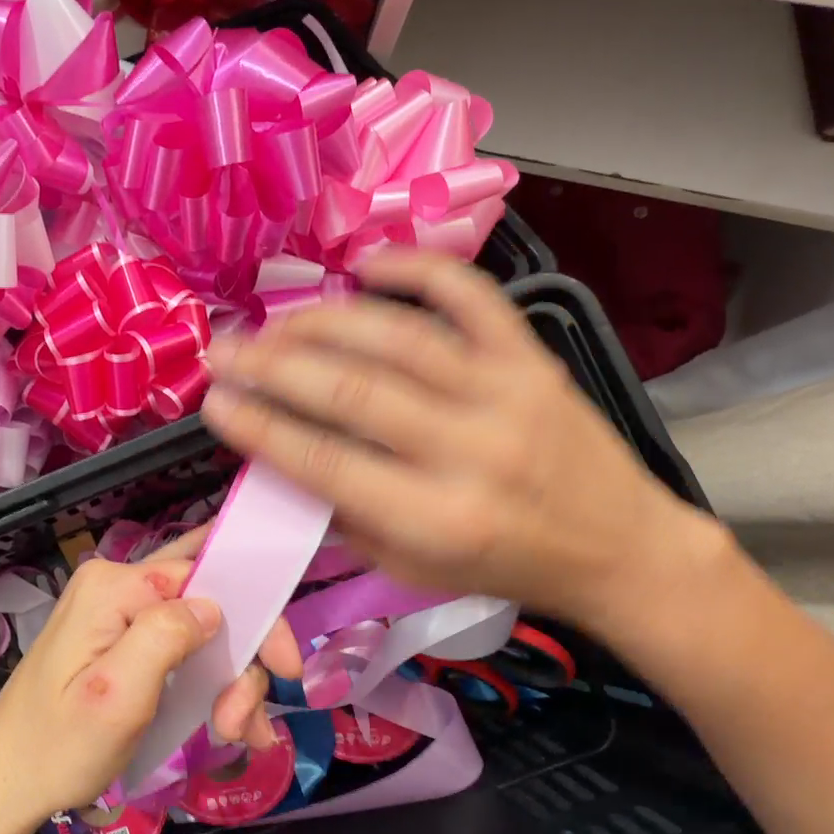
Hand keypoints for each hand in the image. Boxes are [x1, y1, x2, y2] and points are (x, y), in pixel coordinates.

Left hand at [0, 545, 302, 833]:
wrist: (9, 784)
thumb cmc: (59, 747)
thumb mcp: (116, 697)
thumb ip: (164, 637)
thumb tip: (213, 605)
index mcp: (112, 586)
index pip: (205, 575)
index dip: (254, 616)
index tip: (283, 671)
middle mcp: (116, 585)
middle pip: (208, 599)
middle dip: (239, 659)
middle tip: (245, 724)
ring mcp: (117, 612)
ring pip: (201, 627)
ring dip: (228, 679)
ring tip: (236, 735)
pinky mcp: (120, 640)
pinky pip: (180, 646)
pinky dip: (208, 682)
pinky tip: (226, 724)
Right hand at [200, 253, 723, 630]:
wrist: (619, 548)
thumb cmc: (501, 565)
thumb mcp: (409, 569)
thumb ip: (341, 516)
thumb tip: (276, 456)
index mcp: (436, 519)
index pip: (325, 463)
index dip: (259, 427)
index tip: (214, 402)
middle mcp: (470, 451)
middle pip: (352, 392)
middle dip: (273, 367)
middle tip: (223, 353)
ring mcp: (505, 394)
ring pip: (398, 340)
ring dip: (322, 323)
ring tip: (272, 323)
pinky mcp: (531, 359)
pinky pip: (471, 298)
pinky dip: (417, 270)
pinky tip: (366, 264)